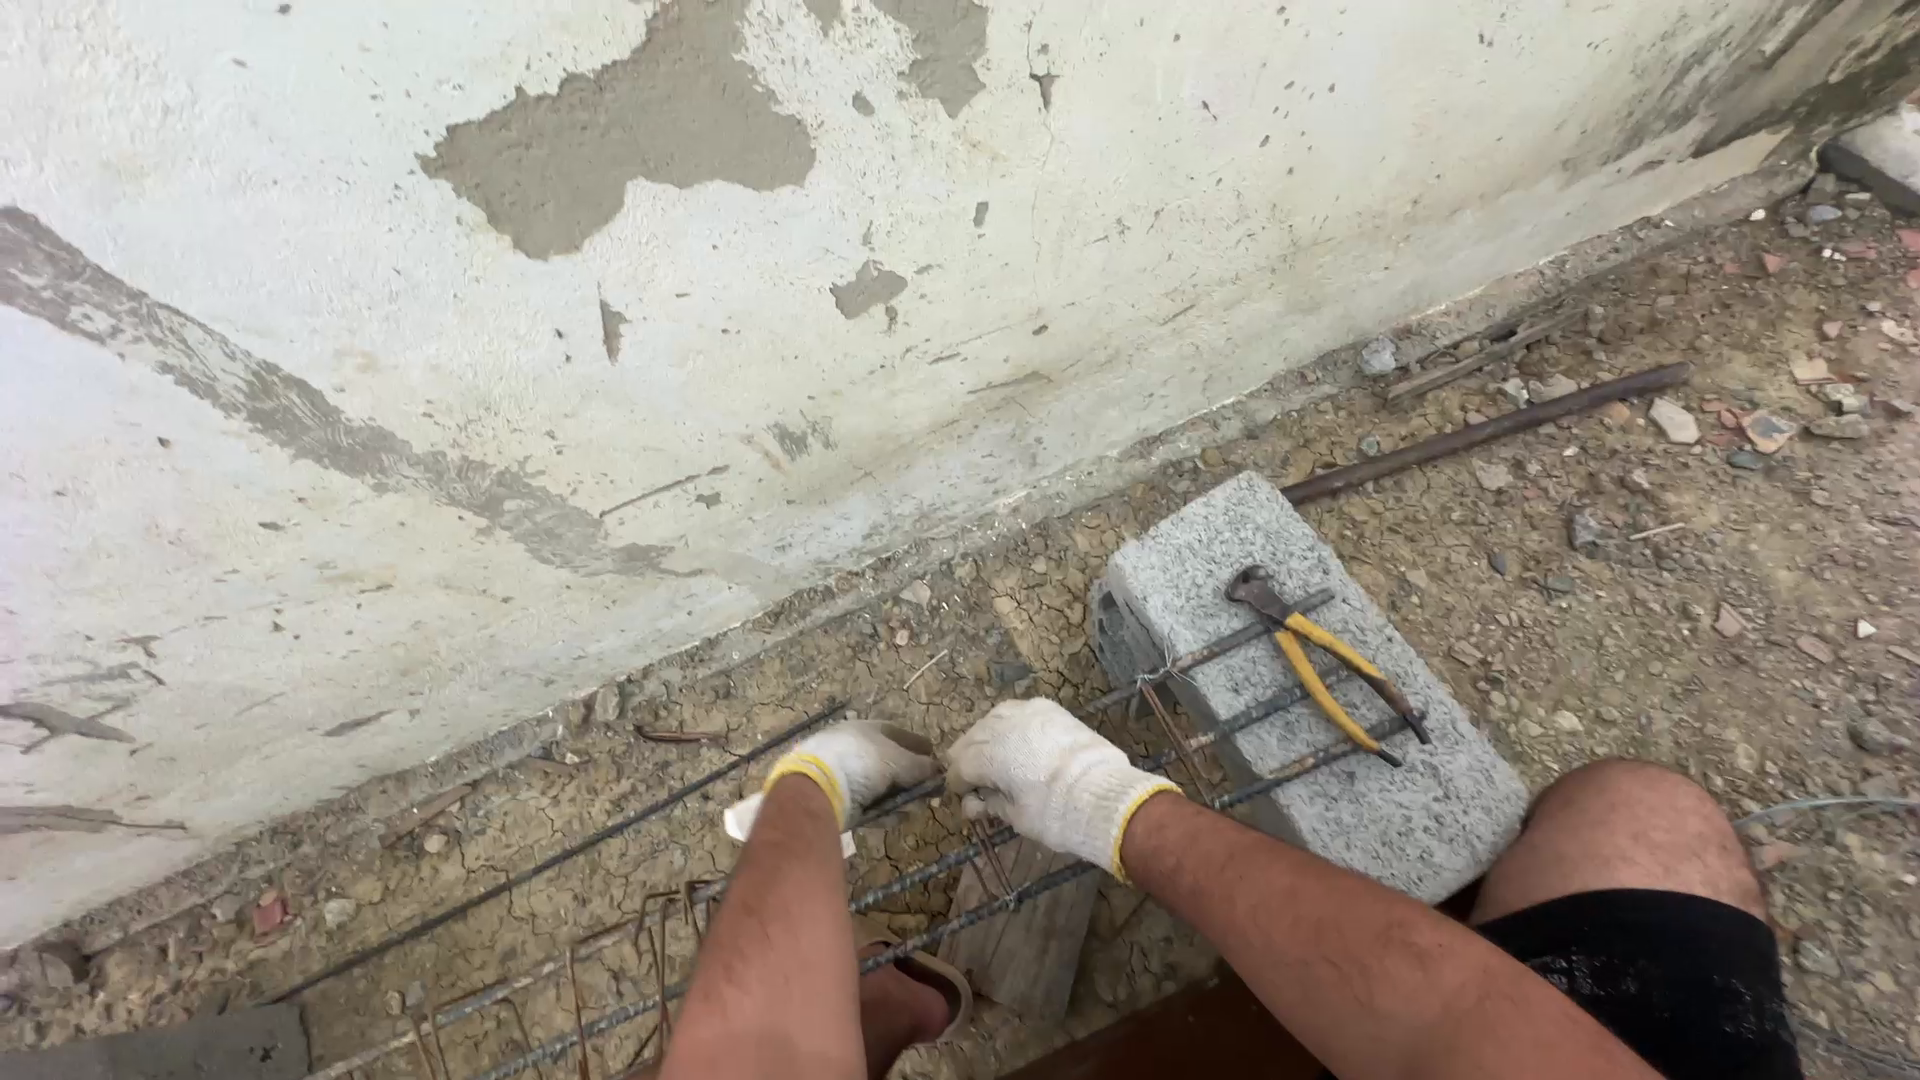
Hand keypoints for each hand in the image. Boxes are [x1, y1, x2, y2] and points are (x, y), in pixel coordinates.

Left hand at [760, 721, 936, 827]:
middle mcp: (857, 748)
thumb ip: (920, 766)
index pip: (901, 736)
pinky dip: (883, 811)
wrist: (814, 787)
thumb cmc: (861, 762)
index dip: (921, 749)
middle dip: (911, 780)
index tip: (937, 765)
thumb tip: (939, 771)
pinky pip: (867, 804)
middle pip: (892, 764)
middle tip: (928, 795)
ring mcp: (845, 774)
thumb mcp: (897, 760)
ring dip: (899, 798)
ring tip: (913, 810)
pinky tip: (895, 819)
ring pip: (880, 787)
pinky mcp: (837, 799)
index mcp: (869, 729)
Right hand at [944, 699, 1179, 880]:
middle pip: (973, 738)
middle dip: (969, 758)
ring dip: (989, 737)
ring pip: (994, 719)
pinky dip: (1013, 726)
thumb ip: (991, 804)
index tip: (962, 795)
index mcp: (988, 755)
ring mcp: (1026, 712)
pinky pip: (1020, 712)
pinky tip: (1018, 739)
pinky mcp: (1049, 709)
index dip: (958, 783)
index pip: (960, 766)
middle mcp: (1001, 726)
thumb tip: (974, 803)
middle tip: (974, 778)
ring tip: (994, 755)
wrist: (1103, 795)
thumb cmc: (1055, 813)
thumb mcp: (1017, 817)